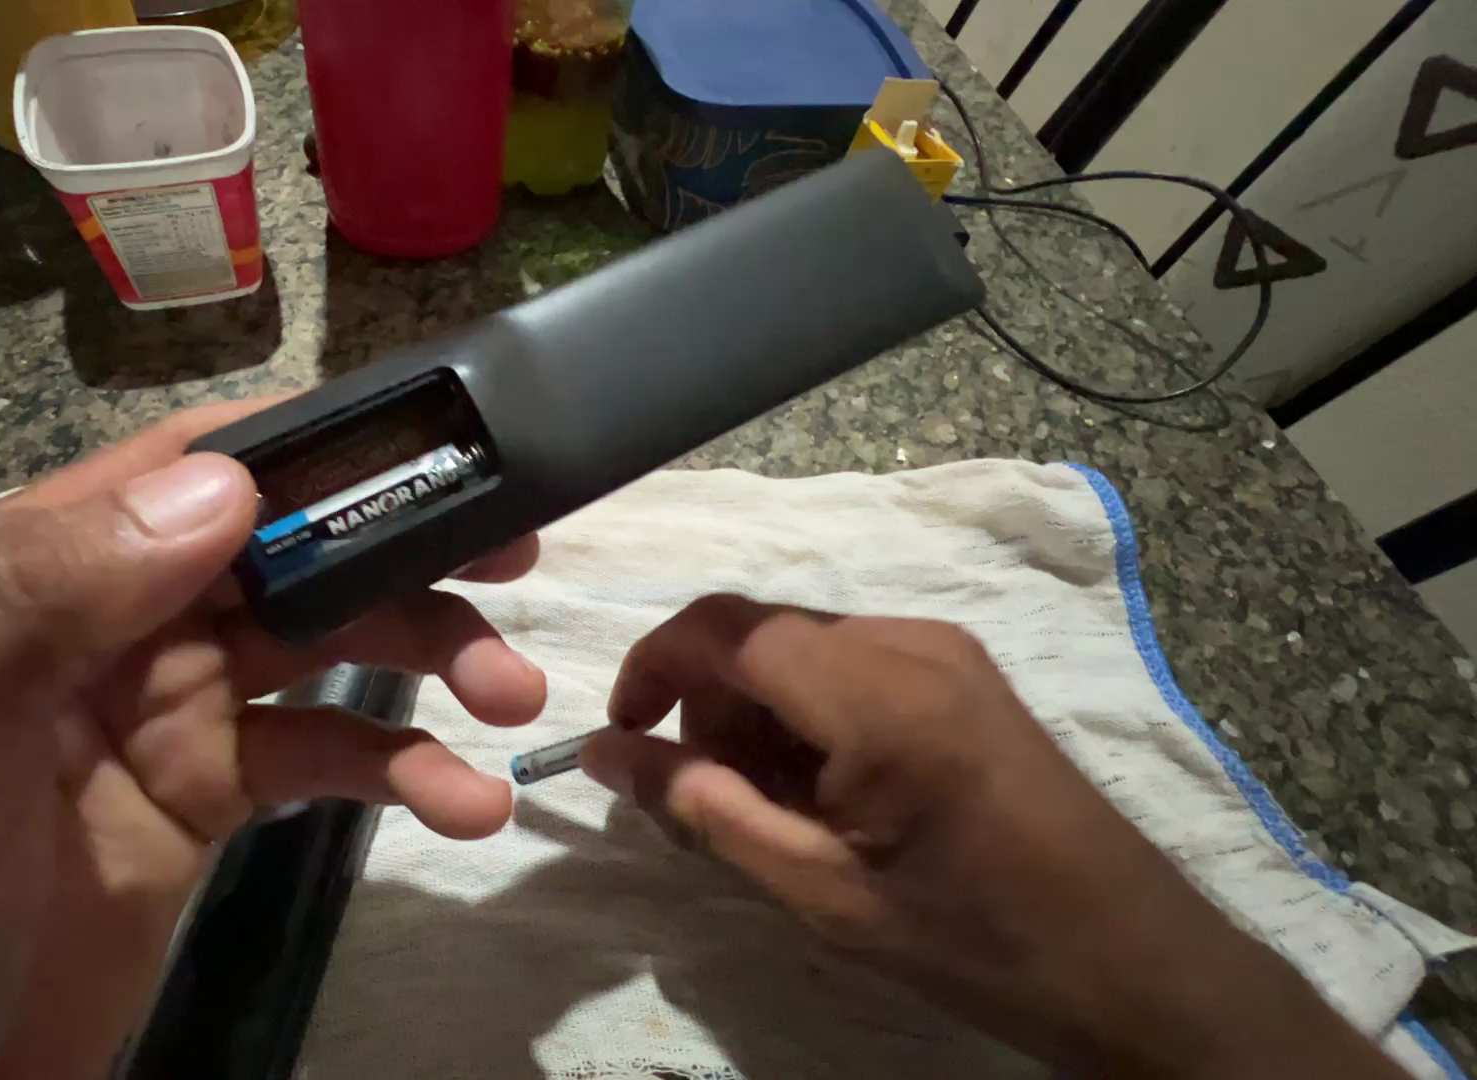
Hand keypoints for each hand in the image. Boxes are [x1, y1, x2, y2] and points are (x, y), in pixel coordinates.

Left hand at [0, 399, 545, 1079]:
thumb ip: (43, 599)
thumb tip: (225, 488)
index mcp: (46, 565)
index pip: (198, 465)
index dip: (319, 445)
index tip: (437, 450)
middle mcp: (124, 613)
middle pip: (292, 551)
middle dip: (406, 554)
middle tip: (514, 560)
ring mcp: (180, 701)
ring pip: (332, 644)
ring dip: (430, 659)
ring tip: (513, 697)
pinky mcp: (221, 786)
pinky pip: (332, 752)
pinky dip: (404, 767)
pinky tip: (465, 804)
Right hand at [580, 596, 1404, 1078]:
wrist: (1145, 969)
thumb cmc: (974, 939)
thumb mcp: (816, 888)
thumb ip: (697, 806)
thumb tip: (601, 751)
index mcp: (876, 693)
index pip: (722, 630)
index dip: (651, 667)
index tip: (624, 733)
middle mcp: (904, 639)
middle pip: (752, 632)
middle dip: (702, 701)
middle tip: (704, 791)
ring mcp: (936, 644)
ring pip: (789, 643)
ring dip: (749, 709)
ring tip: (766, 798)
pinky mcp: (952, 663)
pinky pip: (837, 657)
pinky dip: (798, 708)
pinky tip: (820, 780)